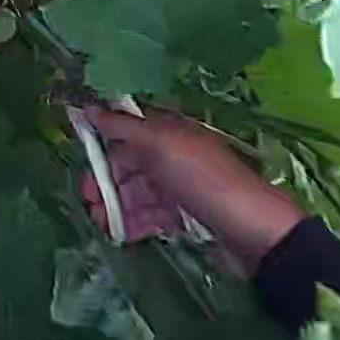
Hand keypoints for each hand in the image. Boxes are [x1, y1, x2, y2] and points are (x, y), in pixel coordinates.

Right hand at [81, 107, 303, 270]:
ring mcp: (179, 186)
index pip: (125, 129)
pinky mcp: (187, 216)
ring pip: (137, 191)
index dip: (101, 141)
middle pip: (128, 163)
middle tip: (88, 200)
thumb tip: (88, 105)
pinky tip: (122, 234)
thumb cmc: (204, 178)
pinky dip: (135, 222)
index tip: (81, 157)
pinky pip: (152, 215)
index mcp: (166, 130)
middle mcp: (171, 154)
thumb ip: (122, 125)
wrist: (257, 233)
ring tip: (102, 224)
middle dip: (105, 180)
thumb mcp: (160, 143)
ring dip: (117, 205)